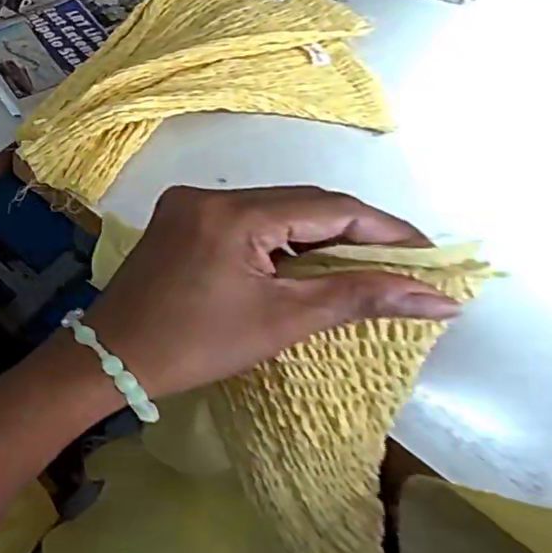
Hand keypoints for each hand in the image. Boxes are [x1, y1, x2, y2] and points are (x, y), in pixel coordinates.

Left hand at [83, 186, 464, 398]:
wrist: (111, 356)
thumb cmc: (194, 345)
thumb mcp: (280, 321)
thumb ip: (358, 297)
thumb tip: (440, 296)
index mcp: (230, 213)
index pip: (328, 206)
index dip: (386, 229)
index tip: (432, 256)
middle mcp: (205, 195)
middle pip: (299, 202)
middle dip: (354, 231)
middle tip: (403, 266)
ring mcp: (185, 205)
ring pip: (270, 209)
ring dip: (316, 235)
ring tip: (362, 269)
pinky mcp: (175, 221)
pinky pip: (242, 219)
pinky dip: (277, 239)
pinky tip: (303, 265)